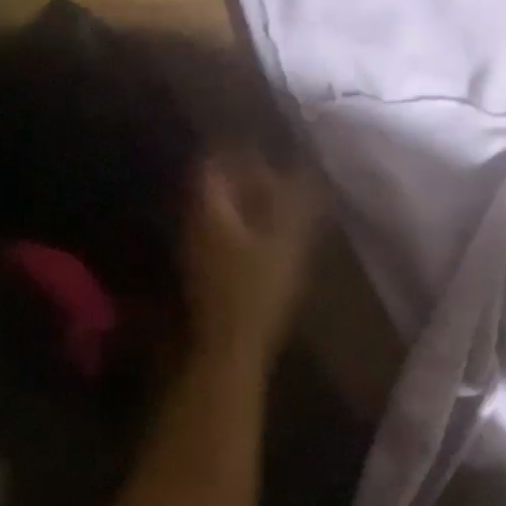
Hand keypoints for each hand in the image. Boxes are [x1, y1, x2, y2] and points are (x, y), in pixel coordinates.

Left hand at [183, 155, 322, 357]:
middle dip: (249, 182)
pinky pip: (225, 241)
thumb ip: (298, 202)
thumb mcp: (286, 242)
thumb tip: (311, 167)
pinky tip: (273, 249)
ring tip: (285, 217)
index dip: (245, 155)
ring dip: (250, 211)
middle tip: (285, 186)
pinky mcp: (206, 278)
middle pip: (216, 190)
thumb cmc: (256, 292)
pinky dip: (247, 234)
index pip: (216, 163)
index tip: (275, 159)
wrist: (229, 349)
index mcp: (209, 209)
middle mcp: (194, 225)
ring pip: (221, 217)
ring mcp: (196, 253)